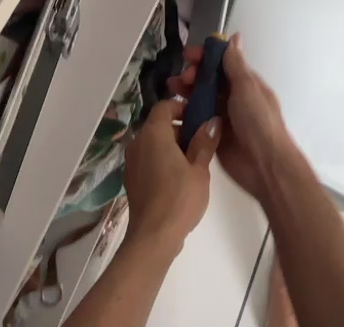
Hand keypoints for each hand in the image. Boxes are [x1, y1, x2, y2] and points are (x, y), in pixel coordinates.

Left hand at [124, 98, 218, 250]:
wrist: (153, 237)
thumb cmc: (179, 198)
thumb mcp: (199, 169)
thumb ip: (204, 142)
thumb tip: (212, 121)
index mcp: (153, 133)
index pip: (164, 106)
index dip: (181, 107)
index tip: (199, 117)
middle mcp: (138, 142)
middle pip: (158, 125)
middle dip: (179, 129)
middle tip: (201, 143)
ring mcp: (132, 161)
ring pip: (153, 143)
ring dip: (171, 146)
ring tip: (193, 163)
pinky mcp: (131, 179)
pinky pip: (147, 159)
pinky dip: (161, 160)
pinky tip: (177, 179)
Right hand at [166, 36, 295, 203]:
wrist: (265, 165)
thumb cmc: (258, 121)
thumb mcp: (247, 87)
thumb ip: (235, 64)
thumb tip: (234, 36)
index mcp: (244, 83)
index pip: (222, 63)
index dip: (205, 57)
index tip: (188, 55)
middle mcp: (233, 97)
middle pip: (208, 79)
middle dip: (193, 74)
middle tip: (181, 79)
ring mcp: (223, 116)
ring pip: (200, 97)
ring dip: (186, 91)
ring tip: (172, 90)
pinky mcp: (213, 134)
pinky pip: (197, 118)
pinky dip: (186, 112)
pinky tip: (174, 110)